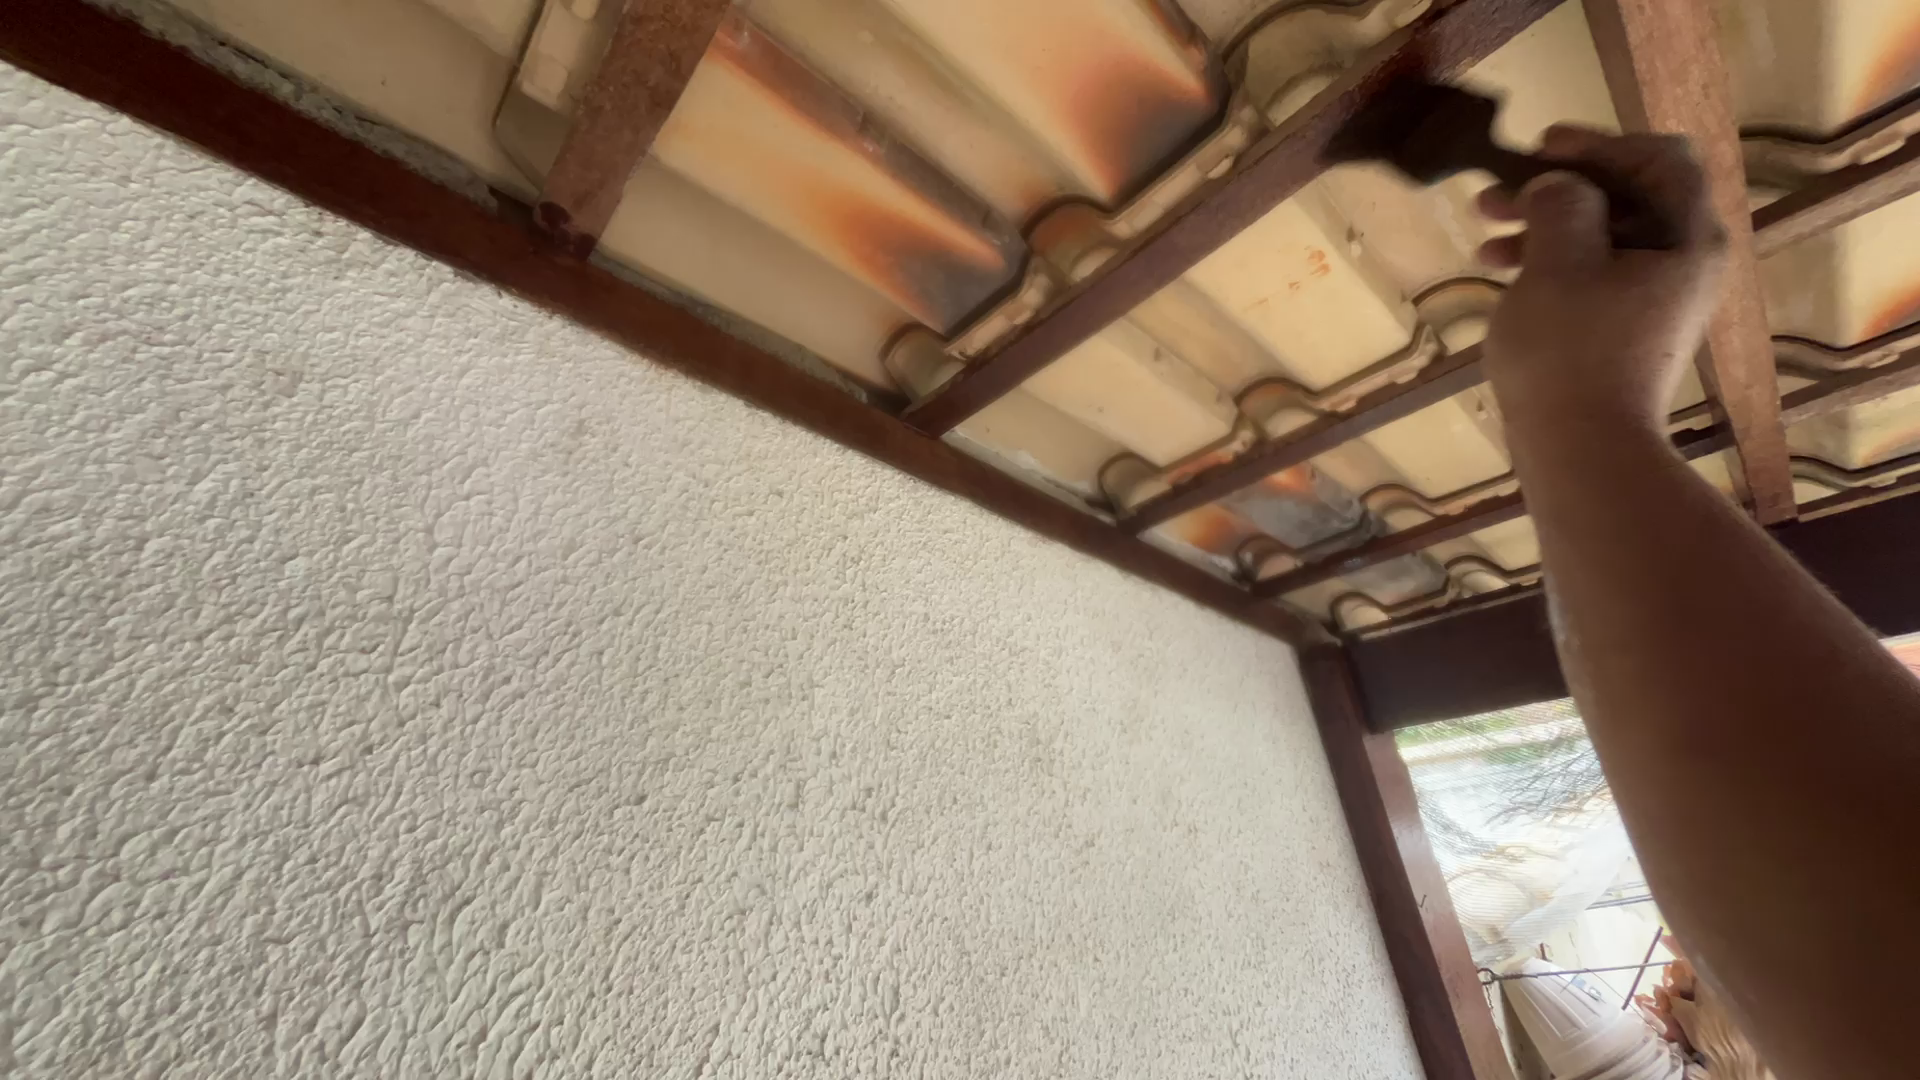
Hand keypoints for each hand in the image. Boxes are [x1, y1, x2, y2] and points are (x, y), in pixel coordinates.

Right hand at [1477, 125, 1728, 441]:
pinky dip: (1549, 267)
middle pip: (1625, 201)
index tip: (1538, 146)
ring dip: (1542, 232)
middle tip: (1489, 200)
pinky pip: (1591, 277)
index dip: (1598, 144)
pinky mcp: (1625, 329)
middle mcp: (1682, 261)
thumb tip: (1556, 186)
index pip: (1655, 161)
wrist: (1581, 443)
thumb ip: (1560, 209)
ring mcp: (1655, 299)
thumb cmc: (1567, 352)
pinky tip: (1506, 280)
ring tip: (1483, 244)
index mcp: (1683, 237)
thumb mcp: (1556, 268)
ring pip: (1600, 241)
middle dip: (1556, 193)